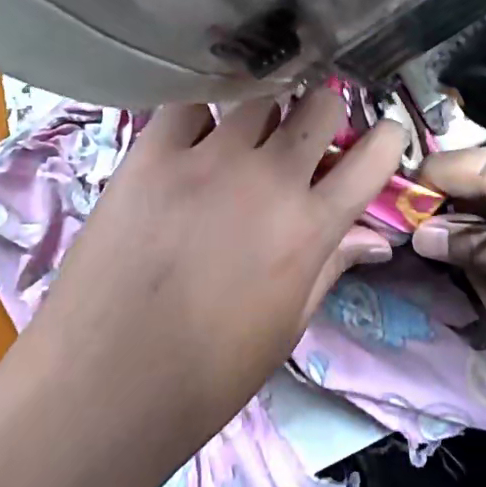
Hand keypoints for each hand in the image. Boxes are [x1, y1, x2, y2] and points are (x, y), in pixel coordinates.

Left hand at [25, 92, 406, 430]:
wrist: (98, 390)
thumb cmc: (206, 375)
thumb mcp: (287, 327)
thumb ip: (332, 267)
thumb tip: (374, 239)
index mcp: (310, 227)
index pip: (374, 155)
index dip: (387, 139)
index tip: (379, 141)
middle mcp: (269, 179)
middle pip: (321, 104)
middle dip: (325, 116)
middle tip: (306, 139)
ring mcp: (208, 160)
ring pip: (261, 96)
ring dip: (268, 112)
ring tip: (249, 137)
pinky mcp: (151, 155)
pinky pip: (190, 102)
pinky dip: (203, 112)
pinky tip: (196, 135)